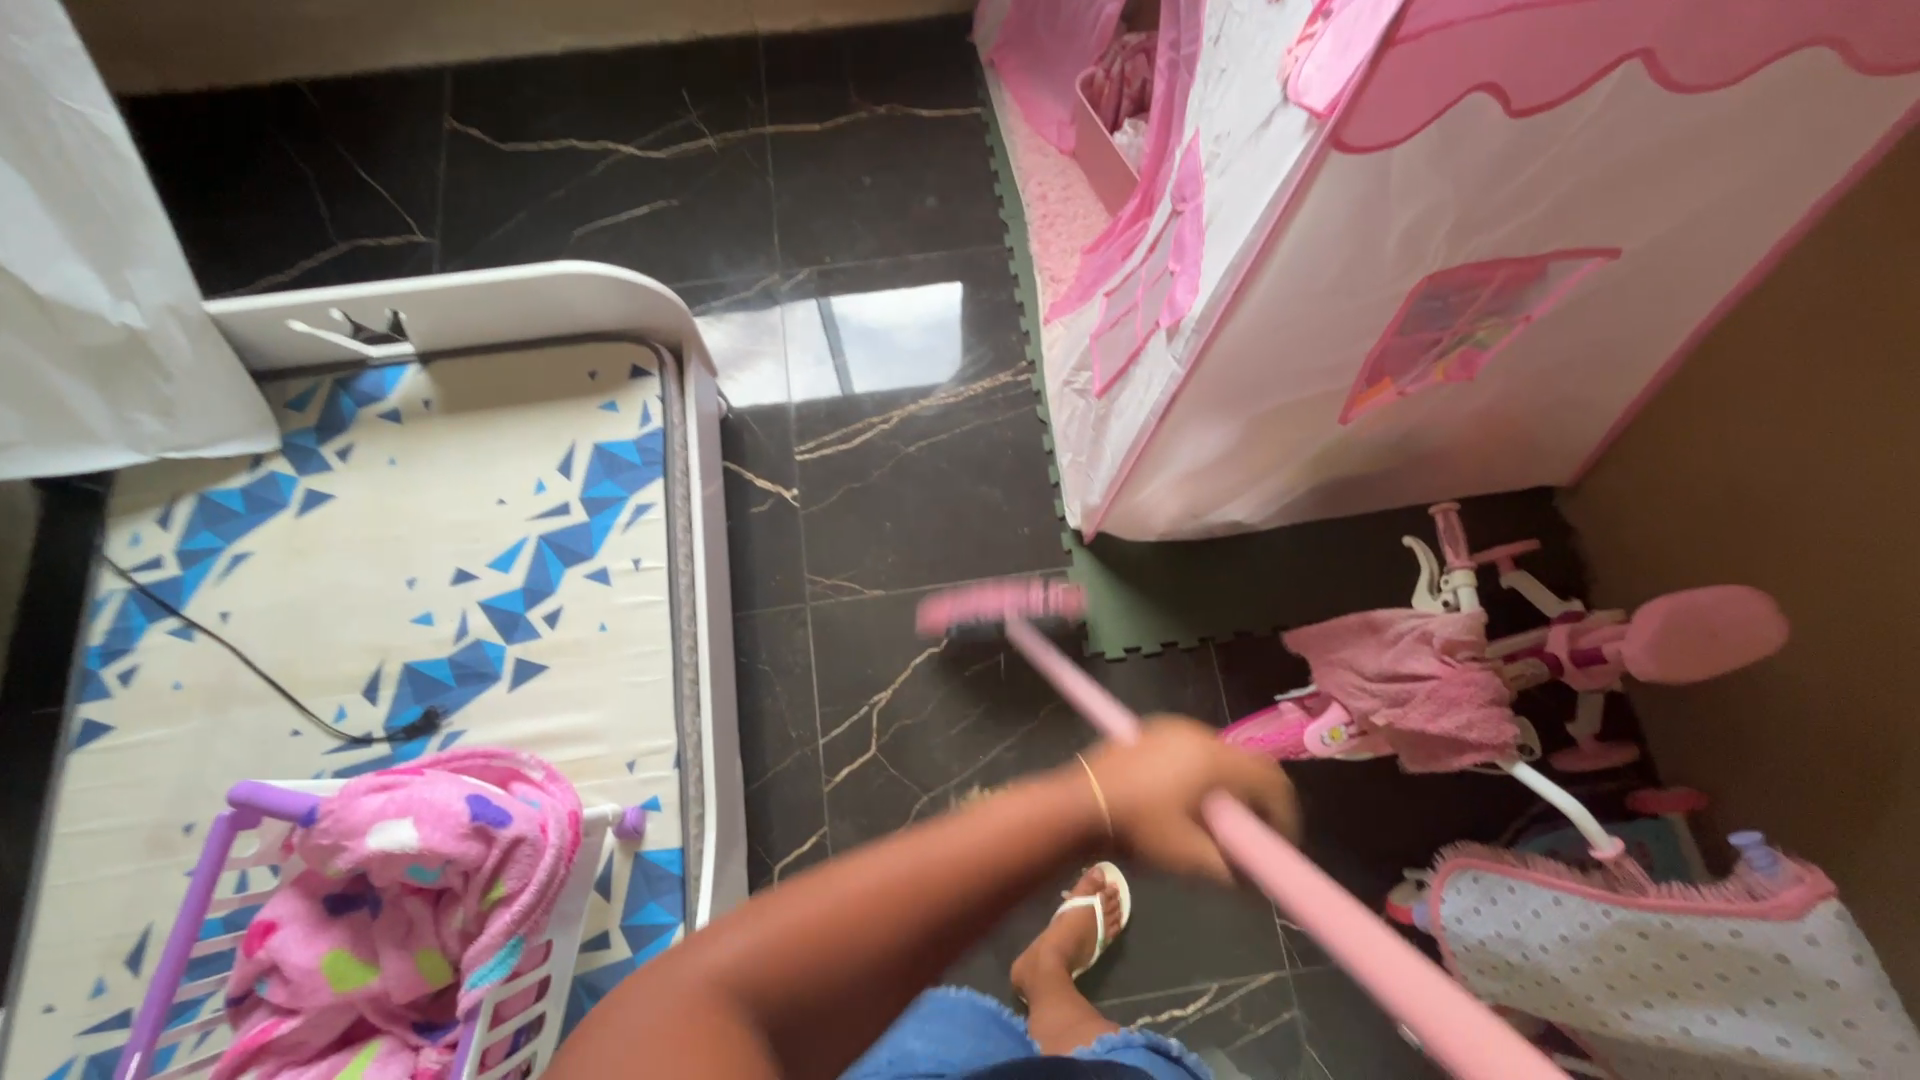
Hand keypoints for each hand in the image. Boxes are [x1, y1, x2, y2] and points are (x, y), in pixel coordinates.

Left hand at [1077, 715, 1301, 883]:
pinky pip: (1192, 749)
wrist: (1078, 804)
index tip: (1280, 845)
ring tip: (1217, 821)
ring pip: (1220, 755)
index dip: (1285, 814)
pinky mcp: (1150, 730)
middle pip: (1248, 764)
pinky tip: (1185, 801)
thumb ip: (1233, 870)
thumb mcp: (1191, 858)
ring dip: (1229, 786)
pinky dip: (1202, 773)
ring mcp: (1171, 728)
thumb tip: (1258, 884)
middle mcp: (1198, 735)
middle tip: (1250, 835)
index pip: (1273, 780)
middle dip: (1257, 801)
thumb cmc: (1138, 830)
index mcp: (1215, 760)